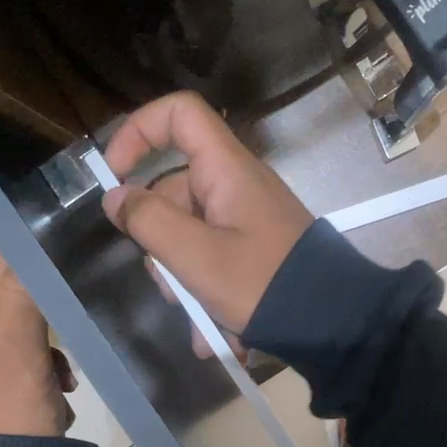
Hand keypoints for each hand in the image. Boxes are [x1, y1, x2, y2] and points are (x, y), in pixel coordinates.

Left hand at [0, 232, 73, 437]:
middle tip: (47, 307)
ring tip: (57, 366)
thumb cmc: (6, 421)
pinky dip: (27, 361)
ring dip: (30, 339)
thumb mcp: (18, 352)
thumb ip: (18, 292)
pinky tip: (54, 380)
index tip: (19, 242)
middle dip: (16, 309)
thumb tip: (20, 246)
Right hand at [101, 91, 315, 333]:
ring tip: (202, 319)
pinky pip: (214, 261)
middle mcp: (236, 186)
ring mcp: (247, 220)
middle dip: (161, 243)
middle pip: (174, 191)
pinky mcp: (255, 250)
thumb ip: (149, 222)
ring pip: (190, 234)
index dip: (138, 132)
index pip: (179, 114)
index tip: (114, 176)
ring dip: (185, 280)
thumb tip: (115, 197)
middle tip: (172, 283)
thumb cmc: (263, 283)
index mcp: (226, 170)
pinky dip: (208, 294)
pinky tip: (217, 333)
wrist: (332, 325)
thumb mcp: (196, 258)